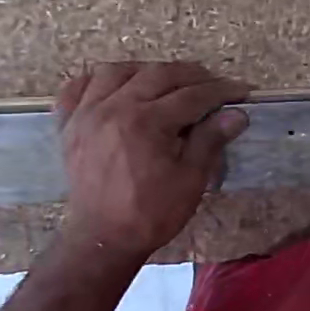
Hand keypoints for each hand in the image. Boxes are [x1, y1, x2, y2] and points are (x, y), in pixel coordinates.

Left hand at [56, 62, 249, 260]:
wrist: (102, 239)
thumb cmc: (151, 213)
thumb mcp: (190, 180)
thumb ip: (211, 140)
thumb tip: (237, 114)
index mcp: (146, 122)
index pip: (192, 95)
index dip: (220, 91)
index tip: (241, 91)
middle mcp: (114, 108)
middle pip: (158, 74)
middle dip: (191, 75)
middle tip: (213, 84)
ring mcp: (86, 114)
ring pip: (117, 71)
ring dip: (147, 70)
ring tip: (167, 81)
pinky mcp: (69, 125)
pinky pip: (77, 88)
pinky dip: (97, 81)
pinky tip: (116, 87)